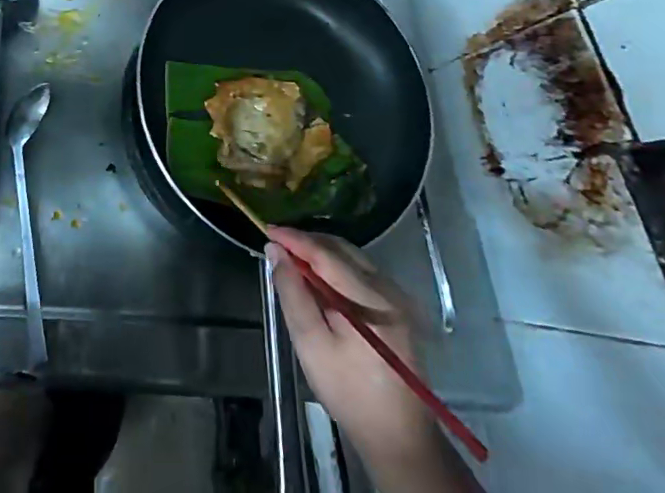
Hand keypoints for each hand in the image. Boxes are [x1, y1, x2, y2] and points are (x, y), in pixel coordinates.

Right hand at [267, 228, 477, 491]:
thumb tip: (276, 251)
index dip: (294, 238)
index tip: (266, 229)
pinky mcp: (398, 312)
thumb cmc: (349, 390)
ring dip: (321, 253)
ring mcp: (398, 301)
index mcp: (370, 299)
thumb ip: (293, 293)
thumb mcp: (311, 343)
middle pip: (343, 250)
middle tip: (275, 243)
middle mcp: (389, 291)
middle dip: (307, 241)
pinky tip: (317, 279)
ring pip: (354, 259)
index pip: (326, 253)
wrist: (399, 436)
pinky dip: (336, 267)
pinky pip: (362, 274)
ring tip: (291, 258)